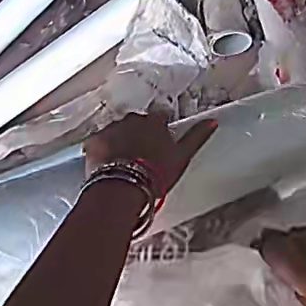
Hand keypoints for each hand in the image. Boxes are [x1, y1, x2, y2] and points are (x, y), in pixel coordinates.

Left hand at [84, 111, 216, 202]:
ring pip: (116, 132)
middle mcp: (130, 120)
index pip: (160, 117)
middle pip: (136, 123)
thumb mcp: (182, 156)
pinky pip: (98, 142)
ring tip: (125, 162)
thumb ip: (197, 136)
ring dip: (120, 142)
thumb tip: (212, 122)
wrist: (124, 188)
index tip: (160, 140)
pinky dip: (101, 150)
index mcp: (153, 122)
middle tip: (142, 155)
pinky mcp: (93, 141)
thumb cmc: (155, 173)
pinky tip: (107, 164)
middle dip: (138, 134)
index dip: (160, 129)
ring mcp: (110, 129)